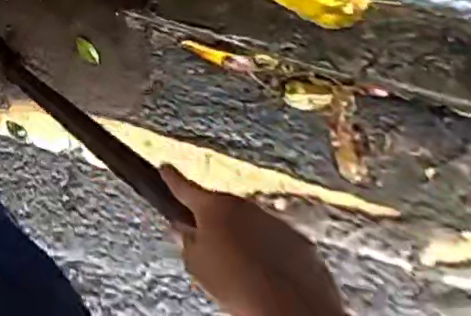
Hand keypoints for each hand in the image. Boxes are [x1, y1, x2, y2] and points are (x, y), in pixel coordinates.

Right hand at [162, 167, 345, 315]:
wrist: (295, 315)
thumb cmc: (237, 288)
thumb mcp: (196, 265)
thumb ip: (185, 241)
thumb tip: (183, 231)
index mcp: (212, 206)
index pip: (182, 185)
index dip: (170, 177)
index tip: (165, 168)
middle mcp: (244, 207)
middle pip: (222, 207)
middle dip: (216, 221)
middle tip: (212, 244)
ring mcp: (277, 225)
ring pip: (252, 225)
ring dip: (246, 237)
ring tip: (246, 267)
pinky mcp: (305, 247)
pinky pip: (280, 244)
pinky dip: (273, 254)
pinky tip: (270, 275)